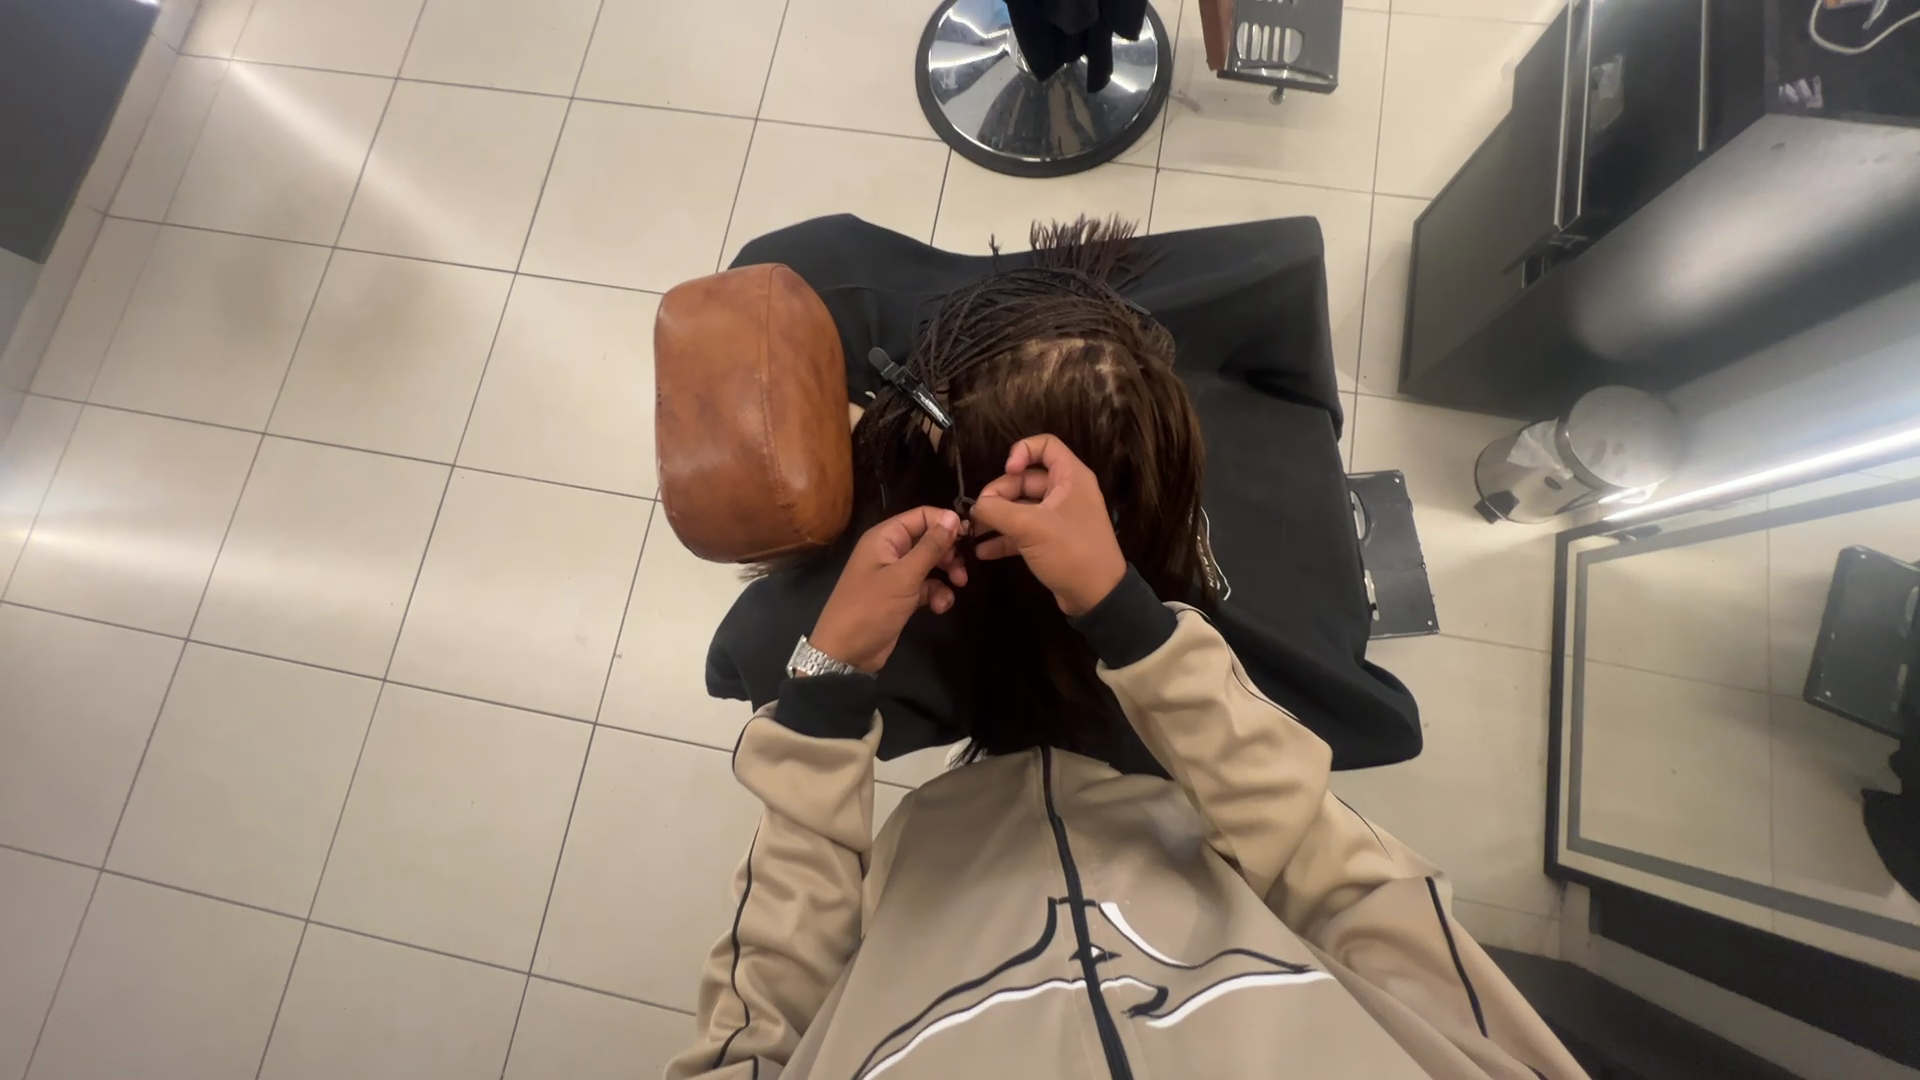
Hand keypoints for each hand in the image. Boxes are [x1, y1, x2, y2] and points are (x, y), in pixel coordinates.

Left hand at [809, 506, 967, 672]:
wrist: (846, 653)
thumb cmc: (870, 607)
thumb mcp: (904, 576)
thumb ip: (930, 546)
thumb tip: (952, 516)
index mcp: (885, 537)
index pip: (921, 516)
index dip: (945, 522)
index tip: (969, 536)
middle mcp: (890, 551)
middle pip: (928, 540)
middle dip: (949, 553)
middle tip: (963, 568)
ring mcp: (895, 575)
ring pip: (930, 565)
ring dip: (946, 575)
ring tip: (958, 587)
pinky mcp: (901, 596)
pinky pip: (926, 587)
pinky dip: (937, 594)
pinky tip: (940, 607)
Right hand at [968, 435, 1125, 616]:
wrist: (1097, 596)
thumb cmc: (1070, 552)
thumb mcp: (1030, 527)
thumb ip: (998, 511)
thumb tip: (976, 506)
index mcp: (1070, 477)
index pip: (1045, 445)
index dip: (1021, 452)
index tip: (1006, 472)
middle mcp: (1064, 492)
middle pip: (1024, 480)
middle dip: (998, 494)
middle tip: (978, 513)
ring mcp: (1056, 518)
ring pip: (1020, 507)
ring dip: (996, 517)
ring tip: (973, 531)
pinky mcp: (1050, 541)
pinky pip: (1022, 531)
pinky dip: (1004, 538)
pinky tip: (983, 551)